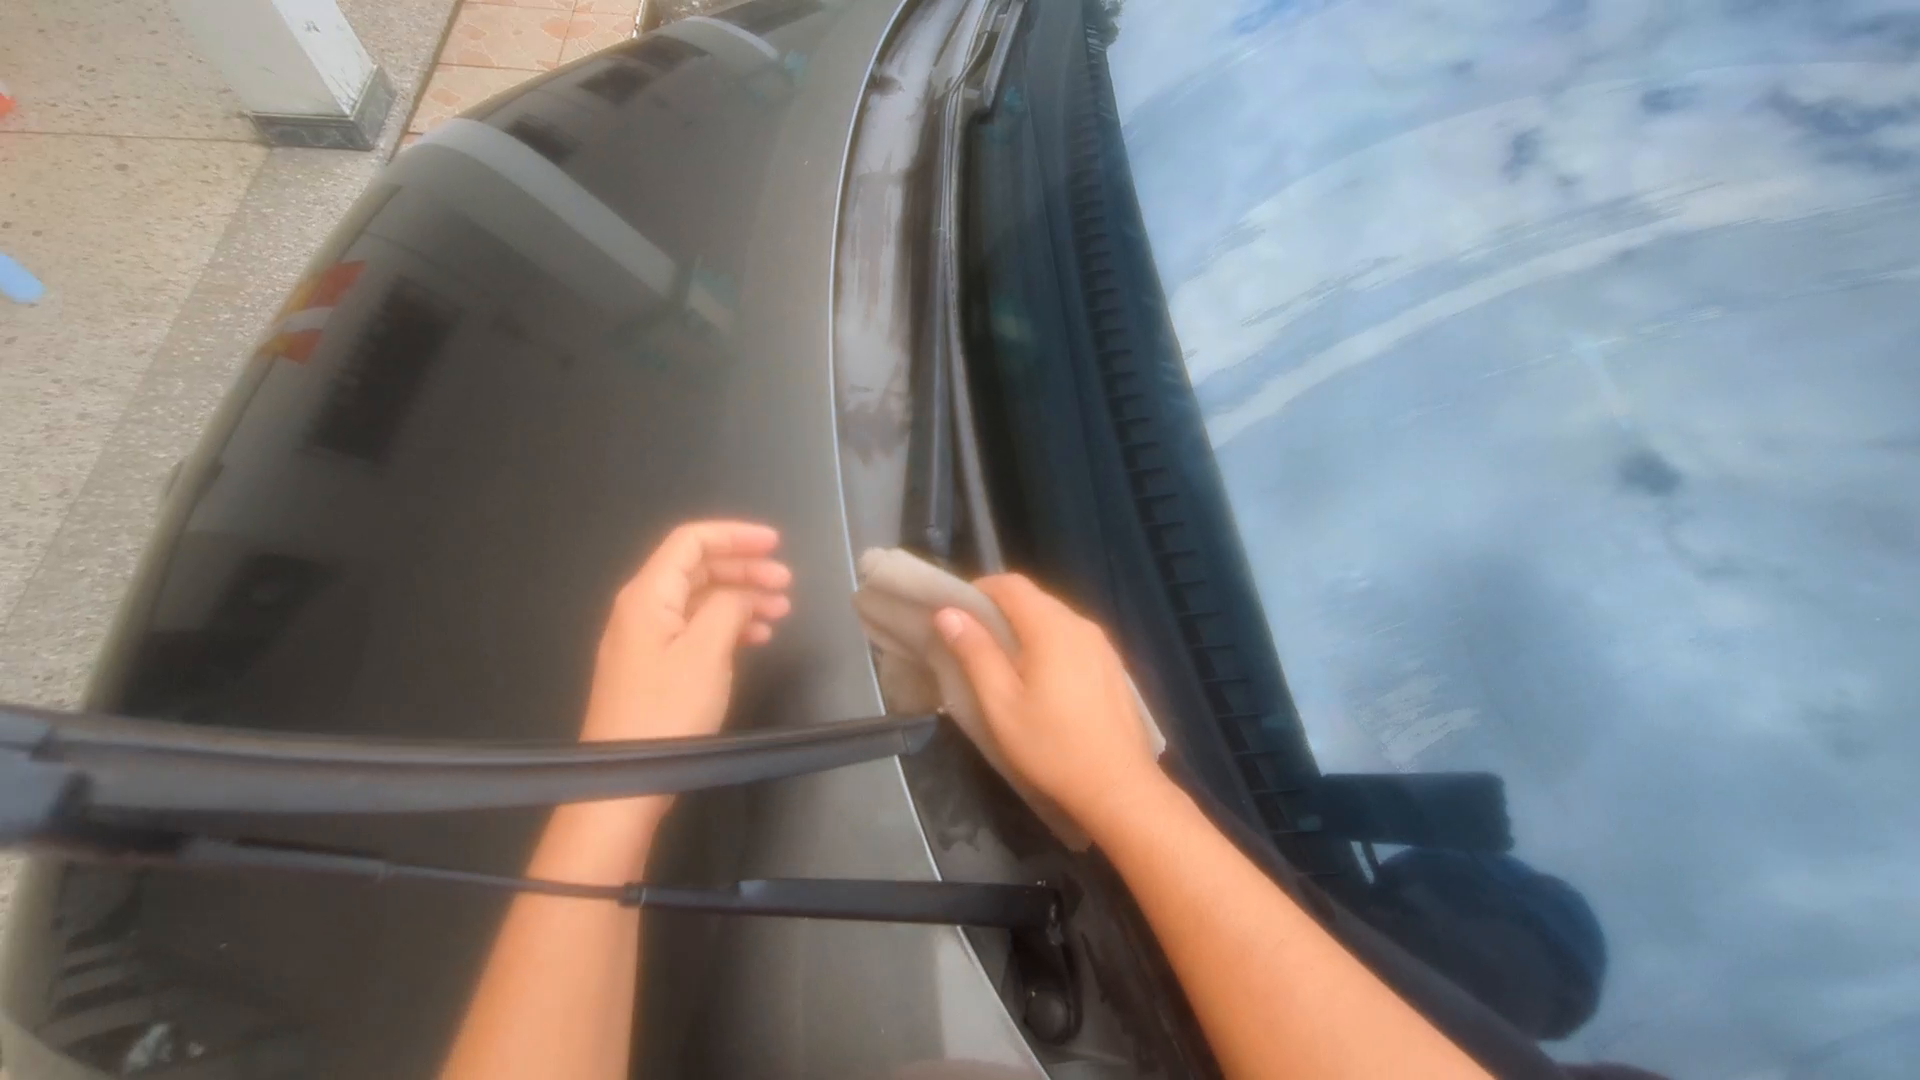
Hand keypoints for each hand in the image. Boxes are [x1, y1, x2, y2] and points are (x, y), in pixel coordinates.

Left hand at [581, 521, 792, 743]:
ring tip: (781, 611)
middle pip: (698, 568)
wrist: (625, 780)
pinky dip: (728, 625)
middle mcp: (642, 607)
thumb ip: (728, 608)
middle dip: (745, 569)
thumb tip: (741, 594)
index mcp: (647, 595)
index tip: (776, 544)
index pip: (691, 541)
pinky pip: (695, 628)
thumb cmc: (667, 711)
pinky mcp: (654, 664)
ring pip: (700, 599)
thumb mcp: (706, 652)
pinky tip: (757, 637)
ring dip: (741, 598)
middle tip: (787, 583)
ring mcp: (646, 637)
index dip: (735, 535)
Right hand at [935, 574, 1162, 837]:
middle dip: (1000, 609)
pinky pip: (1072, 638)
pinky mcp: (1112, 666)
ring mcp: (1103, 645)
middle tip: (971, 640)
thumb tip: (949, 613)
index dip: (979, 590)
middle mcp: (1081, 624)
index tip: (955, 613)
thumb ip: (975, 652)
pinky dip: (1048, 643)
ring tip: (1001, 661)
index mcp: (1052, 627)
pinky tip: (1039, 678)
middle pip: (1035, 598)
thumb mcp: (1000, 703)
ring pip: (1055, 618)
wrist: (1118, 786)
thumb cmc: (1051, 747)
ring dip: (1024, 627)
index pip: (1011, 584)